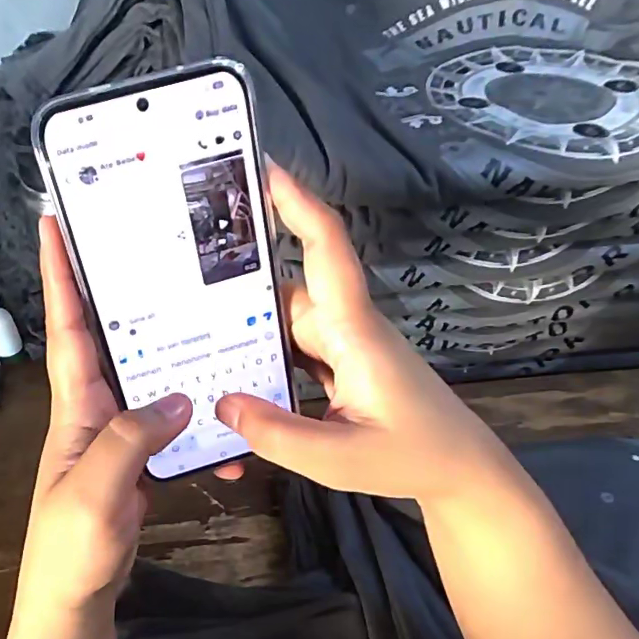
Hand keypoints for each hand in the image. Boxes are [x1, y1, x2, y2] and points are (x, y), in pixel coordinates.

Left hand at [18, 217, 190, 619]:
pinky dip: (202, 432)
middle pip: (117, 339)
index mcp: (76, 405)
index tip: (57, 225)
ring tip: (222, 336)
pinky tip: (232, 445)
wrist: (74, 598)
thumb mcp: (94, 492)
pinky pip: (176, 429)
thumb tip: (181, 399)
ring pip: (155, 381)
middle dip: (134, 297)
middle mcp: (98, 407)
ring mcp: (121, 433)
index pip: (68, 328)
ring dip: (185, 364)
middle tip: (167, 261)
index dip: (60, 276)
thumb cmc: (68, 546)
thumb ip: (132, 441)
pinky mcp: (142, 458)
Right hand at [213, 162, 512, 502]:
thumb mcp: (341, 459)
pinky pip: (291, 349)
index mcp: (353, 332)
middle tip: (176, 276)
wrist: (462, 470)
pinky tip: (231, 373)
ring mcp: (343, 345)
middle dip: (235, 282)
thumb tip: (222, 404)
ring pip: (282, 323)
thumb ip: (280, 436)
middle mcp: (345, 327)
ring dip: (244, 329)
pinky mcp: (341, 364)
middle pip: (284, 291)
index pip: (325, 249)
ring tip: (190, 334)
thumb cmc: (416, 457)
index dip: (295, 204)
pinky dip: (262, 355)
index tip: (261, 168)